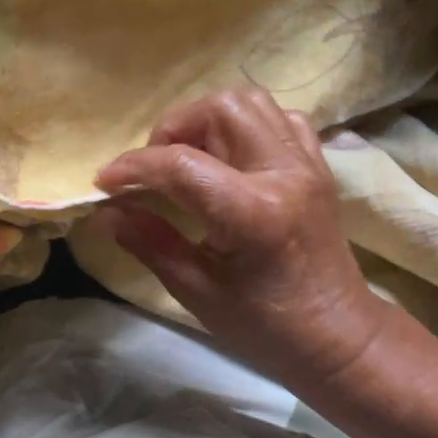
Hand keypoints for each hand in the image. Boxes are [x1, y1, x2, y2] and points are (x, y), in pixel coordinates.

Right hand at [93, 88, 387, 388]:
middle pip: (220, 110)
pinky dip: (243, 128)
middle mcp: (284, 173)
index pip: (181, 164)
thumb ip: (149, 242)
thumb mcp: (194, 289)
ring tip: (185, 161)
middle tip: (152, 171)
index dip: (133, 167)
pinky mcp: (316, 167)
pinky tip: (225, 161)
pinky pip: (278, 119)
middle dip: (173, 129)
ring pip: (250, 104)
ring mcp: (306, 164)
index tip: (104, 183)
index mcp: (252, 213)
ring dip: (207, 122)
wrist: (333, 334)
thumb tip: (107, 213)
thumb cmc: (261, 324)